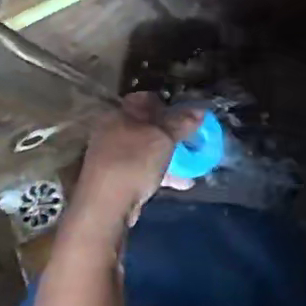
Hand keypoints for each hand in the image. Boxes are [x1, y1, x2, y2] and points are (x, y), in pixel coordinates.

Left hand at [70, 93, 203, 229]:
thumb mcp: (164, 138)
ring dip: (171, 155)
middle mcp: (112, 132)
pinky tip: (182, 182)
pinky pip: (145, 169)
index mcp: (119, 115)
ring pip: (148, 149)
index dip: (168, 104)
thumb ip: (182, 123)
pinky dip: (163, 172)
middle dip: (173, 133)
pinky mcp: (118, 179)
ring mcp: (113, 157)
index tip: (188, 114)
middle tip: (192, 139)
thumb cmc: (134, 161)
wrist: (106, 205)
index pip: (145, 99)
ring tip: (193, 164)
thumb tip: (199, 110)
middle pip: (148, 126)